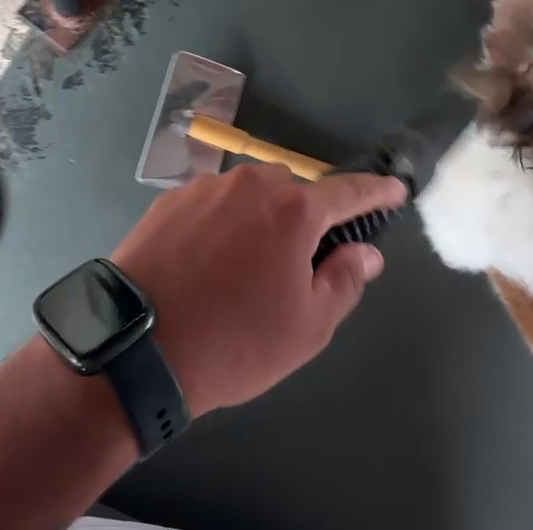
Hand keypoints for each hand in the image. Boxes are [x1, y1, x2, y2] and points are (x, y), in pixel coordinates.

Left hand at [110, 163, 405, 416]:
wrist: (136, 347)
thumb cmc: (235, 342)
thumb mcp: (307, 327)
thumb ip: (345, 280)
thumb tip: (365, 252)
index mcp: (294, 210)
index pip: (349, 192)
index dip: (376, 192)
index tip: (395, 189)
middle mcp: (251, 185)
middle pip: (294, 191)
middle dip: (305, 217)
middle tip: (299, 261)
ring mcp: (205, 189)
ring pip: (250, 194)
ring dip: (260, 218)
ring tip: (246, 267)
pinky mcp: (168, 201)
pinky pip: (213, 204)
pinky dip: (223, 223)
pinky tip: (208, 262)